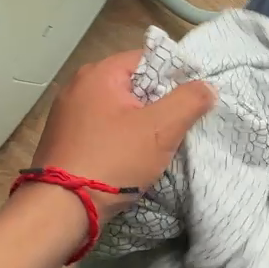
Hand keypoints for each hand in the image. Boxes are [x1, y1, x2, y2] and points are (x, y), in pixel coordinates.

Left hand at [26, 50, 215, 218]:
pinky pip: (102, 127)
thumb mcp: (161, 129)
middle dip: (157, 102)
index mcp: (99, 73)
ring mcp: (66, 113)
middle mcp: (78, 86)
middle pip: (133, 84)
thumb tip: (206, 86)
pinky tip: (129, 155)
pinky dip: (119, 136)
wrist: (61, 208)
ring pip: (118, 108)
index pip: (148, 59)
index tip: (191, 101)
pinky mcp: (64, 138)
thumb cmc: (114, 160)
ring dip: (139, 122)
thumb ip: (189, 101)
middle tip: (177, 125)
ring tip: (156, 144)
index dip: (175, 76)